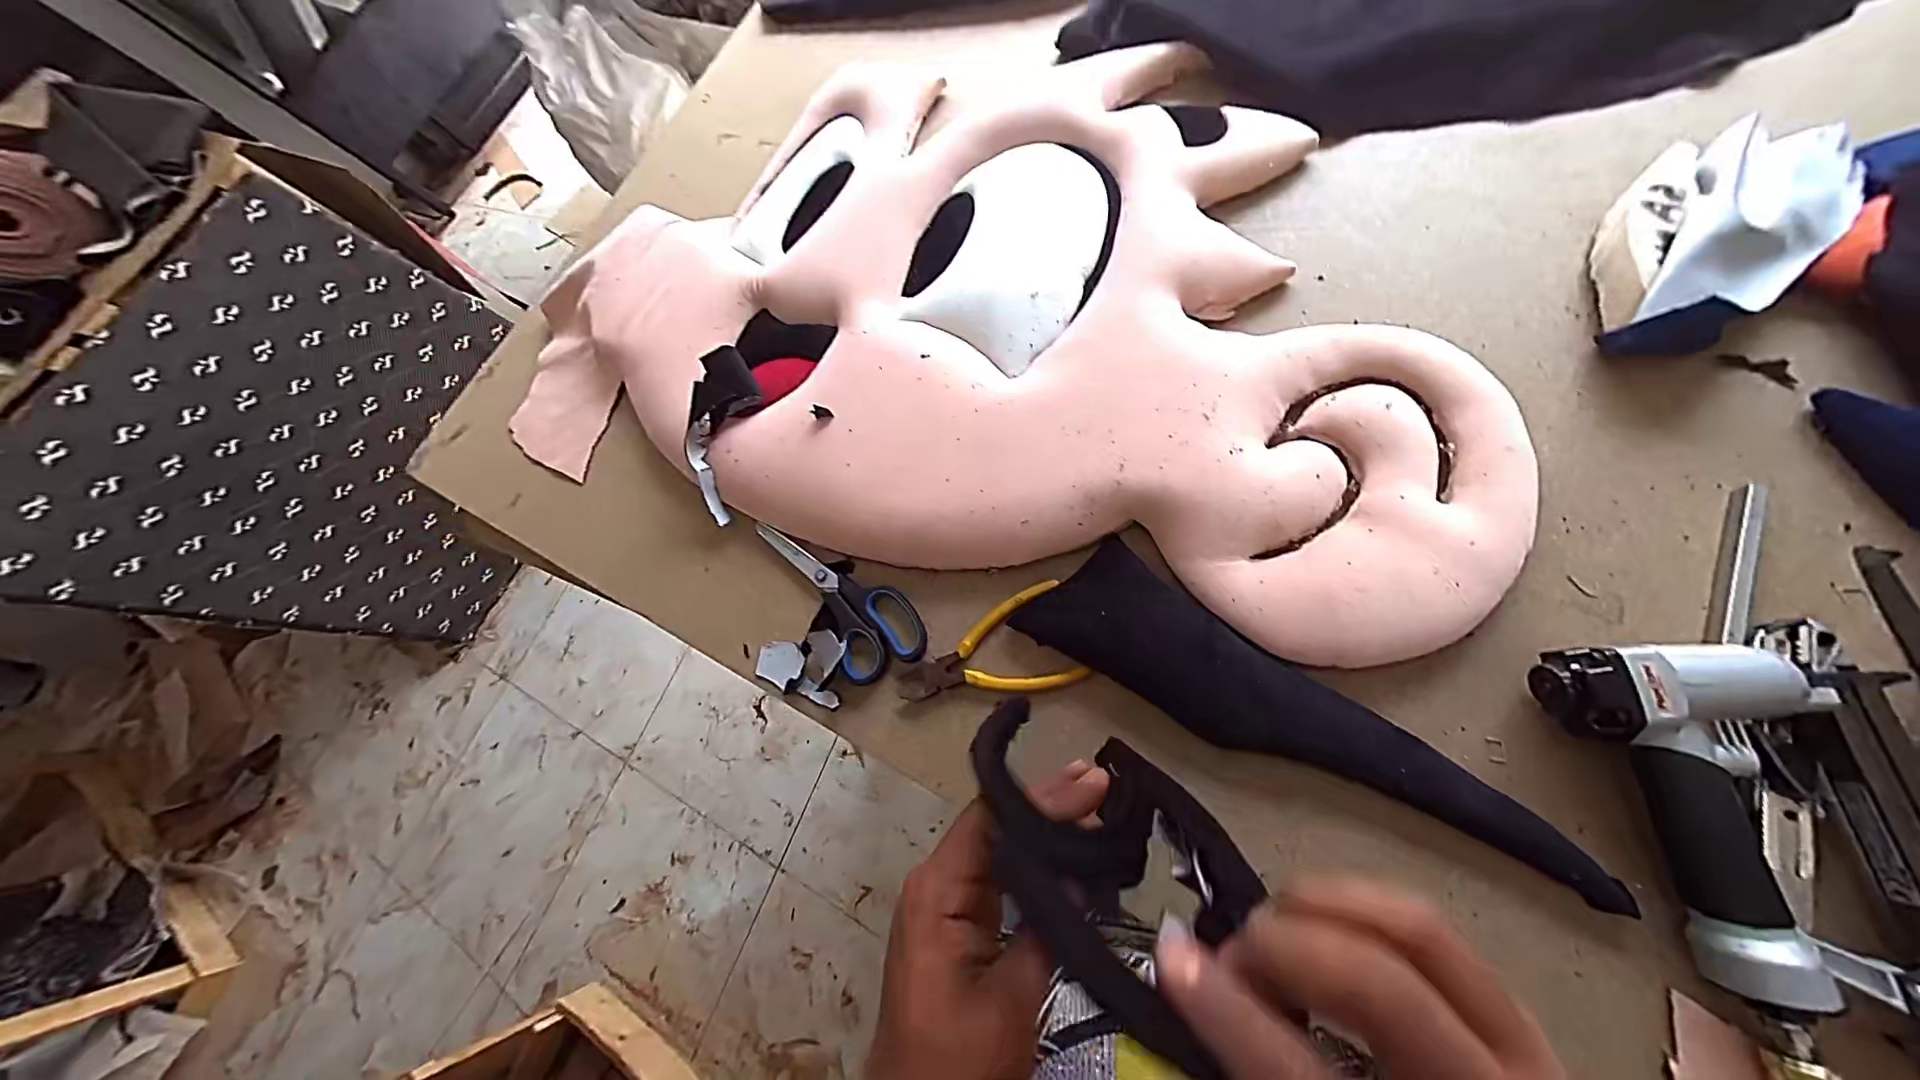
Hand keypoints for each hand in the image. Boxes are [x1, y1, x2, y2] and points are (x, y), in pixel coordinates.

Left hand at [866, 760, 1110, 1079]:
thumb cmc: (957, 1060)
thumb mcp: (1010, 999)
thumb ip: (1044, 931)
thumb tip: (1075, 880)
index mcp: (938, 889)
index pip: (992, 821)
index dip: (1041, 798)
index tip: (1088, 783)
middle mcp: (936, 883)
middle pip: (994, 826)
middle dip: (1046, 804)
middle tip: (1096, 782)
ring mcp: (945, 902)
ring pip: (998, 848)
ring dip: (1041, 828)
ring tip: (1089, 804)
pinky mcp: (958, 922)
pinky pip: (997, 877)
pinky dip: (1033, 862)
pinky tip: (1066, 853)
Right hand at [1155, 878, 1565, 1079]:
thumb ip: (1258, 1065)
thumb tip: (1190, 981)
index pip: (1301, 1072)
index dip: (1227, 1012)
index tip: (1172, 958)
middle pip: (1378, 982)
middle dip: (1279, 946)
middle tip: (1232, 956)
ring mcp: (1526, 1054)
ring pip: (1413, 928)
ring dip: (1317, 908)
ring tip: (1272, 929)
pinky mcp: (1522, 1020)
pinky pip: (1427, 927)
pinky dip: (1355, 905)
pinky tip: (1317, 922)